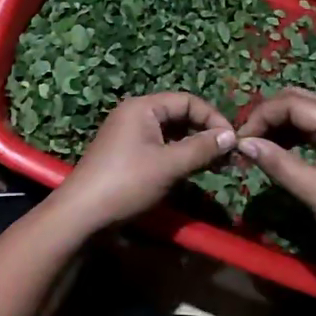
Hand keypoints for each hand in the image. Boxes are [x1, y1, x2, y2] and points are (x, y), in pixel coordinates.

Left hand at [54, 93, 235, 231]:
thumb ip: (202, 148)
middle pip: (180, 115)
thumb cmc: (126, 183)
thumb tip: (231, 136)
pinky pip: (161, 148)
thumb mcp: (169, 165)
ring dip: (195, 147)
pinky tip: (196, 171)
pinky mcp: (128, 155)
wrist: (82, 214)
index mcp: (142, 107)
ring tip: (219, 166)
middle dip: (206, 133)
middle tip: (230, 156)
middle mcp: (135, 115)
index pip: (187, 101)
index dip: (213, 118)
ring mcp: (130, 135)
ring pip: (172, 134)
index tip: (233, 140)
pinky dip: (180, 157)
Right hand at [236, 88, 315, 265]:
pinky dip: (293, 138)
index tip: (239, 141)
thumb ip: (279, 164)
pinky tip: (278, 154)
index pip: (291, 103)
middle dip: (268, 117)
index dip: (260, 117)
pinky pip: (315, 131)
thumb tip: (243, 144)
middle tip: (246, 142)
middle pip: (298, 101)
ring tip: (257, 150)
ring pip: (305, 115)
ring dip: (279, 127)